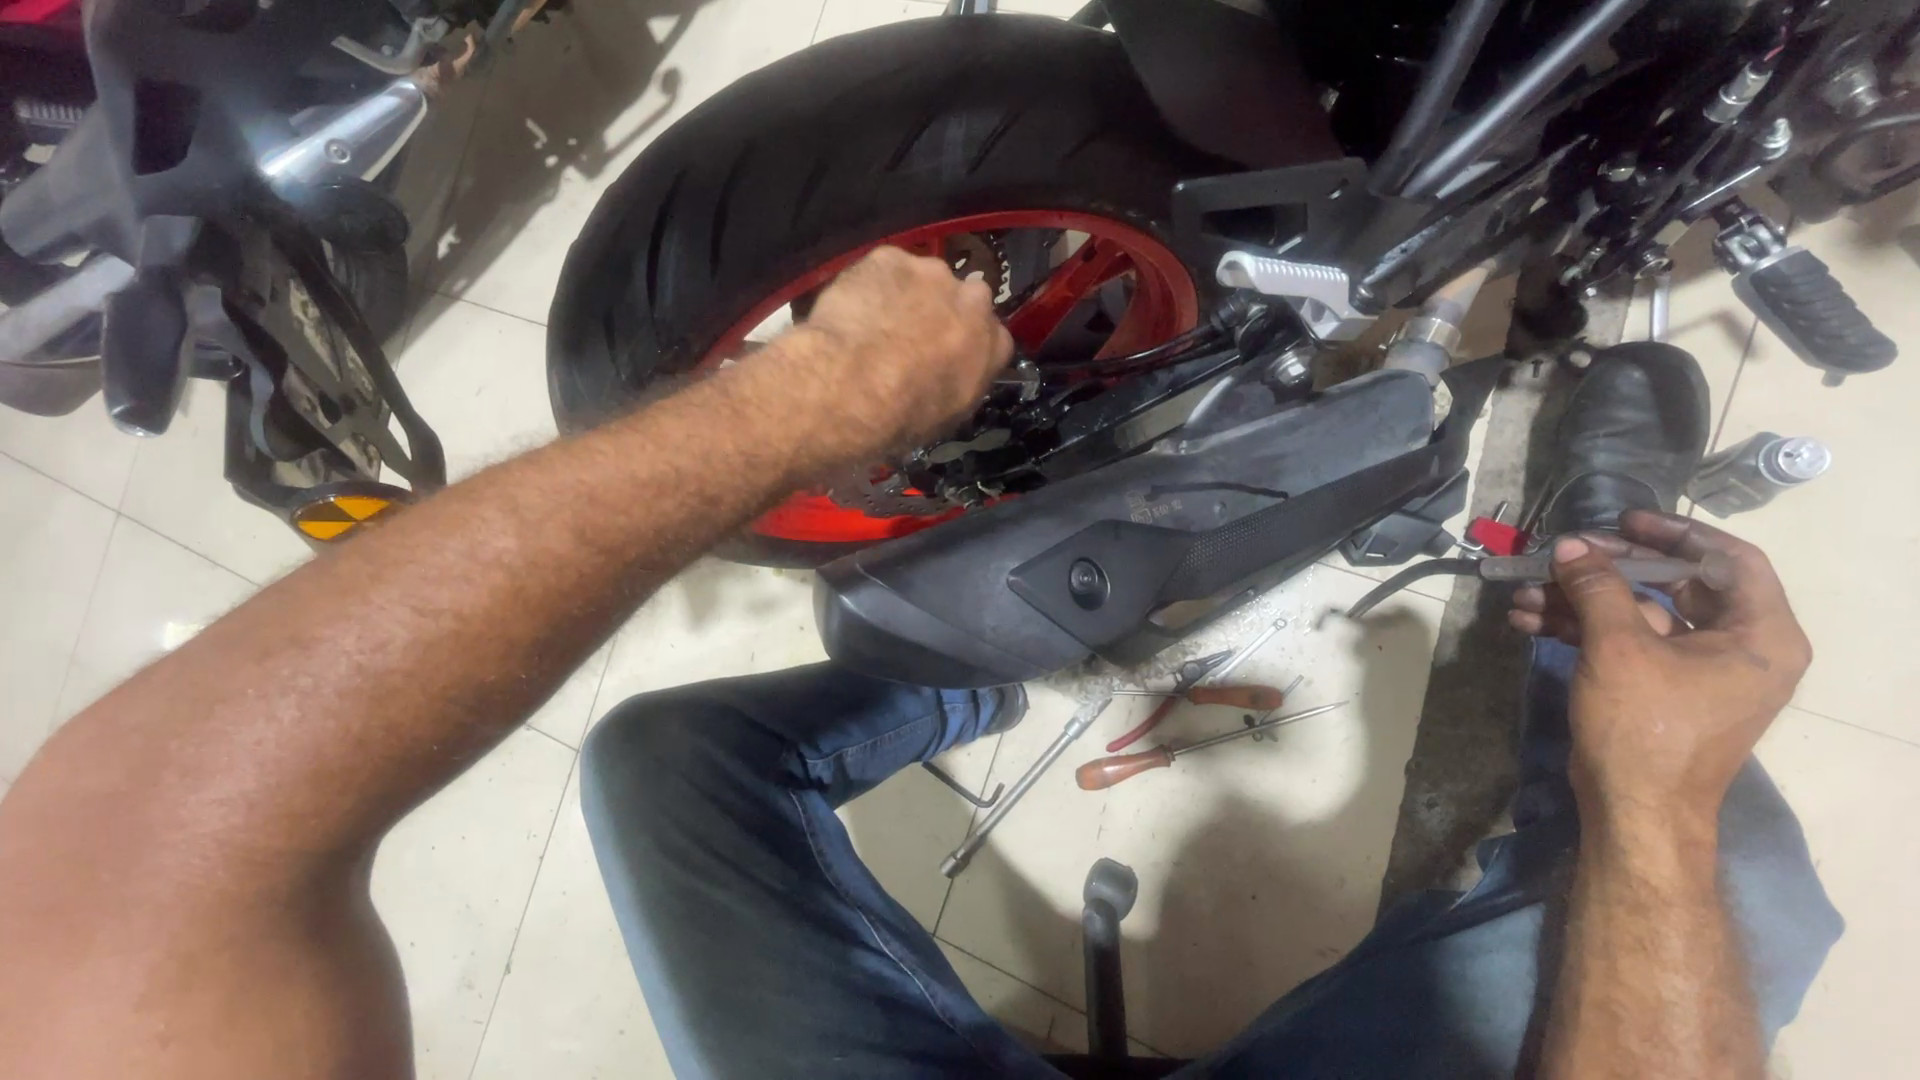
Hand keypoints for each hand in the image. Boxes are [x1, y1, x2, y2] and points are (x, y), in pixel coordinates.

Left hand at [766, 246, 1012, 469]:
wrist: (853, 387)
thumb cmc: (904, 417)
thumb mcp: (948, 415)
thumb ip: (960, 380)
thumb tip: (948, 374)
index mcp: (994, 343)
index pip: (990, 335)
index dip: (963, 343)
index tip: (943, 355)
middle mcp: (973, 299)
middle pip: (960, 299)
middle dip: (938, 312)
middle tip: (906, 338)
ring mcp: (931, 272)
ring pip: (920, 280)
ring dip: (903, 296)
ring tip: (873, 325)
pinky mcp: (889, 258)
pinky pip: (882, 270)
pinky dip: (870, 285)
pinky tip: (853, 310)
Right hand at [1507, 510, 1812, 829]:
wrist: (1635, 805)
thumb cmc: (1646, 726)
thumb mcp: (1618, 648)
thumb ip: (1597, 589)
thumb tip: (1569, 546)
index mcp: (1759, 635)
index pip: (1730, 561)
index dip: (1675, 533)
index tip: (1621, 520)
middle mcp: (1737, 647)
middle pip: (1675, 584)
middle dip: (1609, 568)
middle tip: (1562, 554)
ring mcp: (1695, 669)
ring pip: (1637, 613)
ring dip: (1579, 600)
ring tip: (1525, 593)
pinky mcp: (1657, 686)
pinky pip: (1622, 641)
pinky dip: (1579, 628)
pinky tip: (1529, 621)